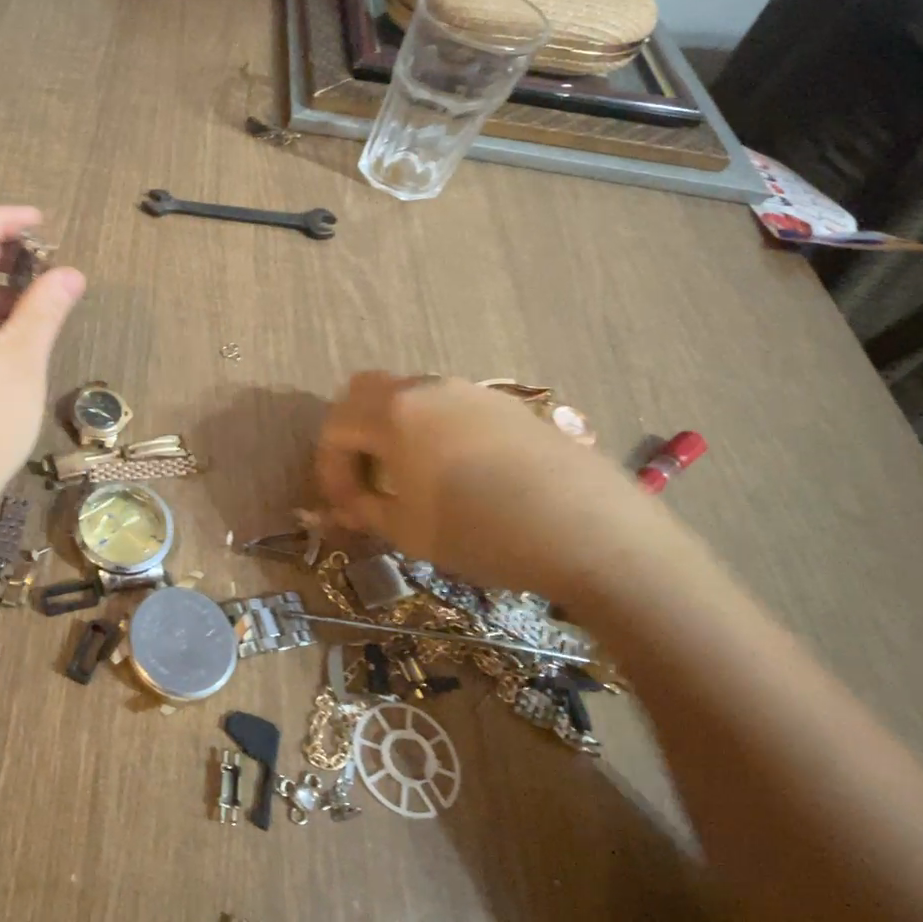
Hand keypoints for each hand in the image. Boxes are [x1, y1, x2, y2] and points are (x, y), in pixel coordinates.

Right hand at [316, 372, 674, 601]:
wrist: (592, 534)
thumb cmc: (482, 534)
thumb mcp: (408, 531)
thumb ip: (364, 511)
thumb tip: (348, 506)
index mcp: (392, 413)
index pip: (334, 428)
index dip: (329, 471)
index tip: (345, 509)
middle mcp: (427, 388)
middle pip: (365, 392)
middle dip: (353, 433)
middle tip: (364, 479)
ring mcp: (472, 392)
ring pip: (411, 397)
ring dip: (394, 431)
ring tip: (411, 480)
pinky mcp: (510, 407)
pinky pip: (451, 408)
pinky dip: (434, 432)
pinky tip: (459, 477)